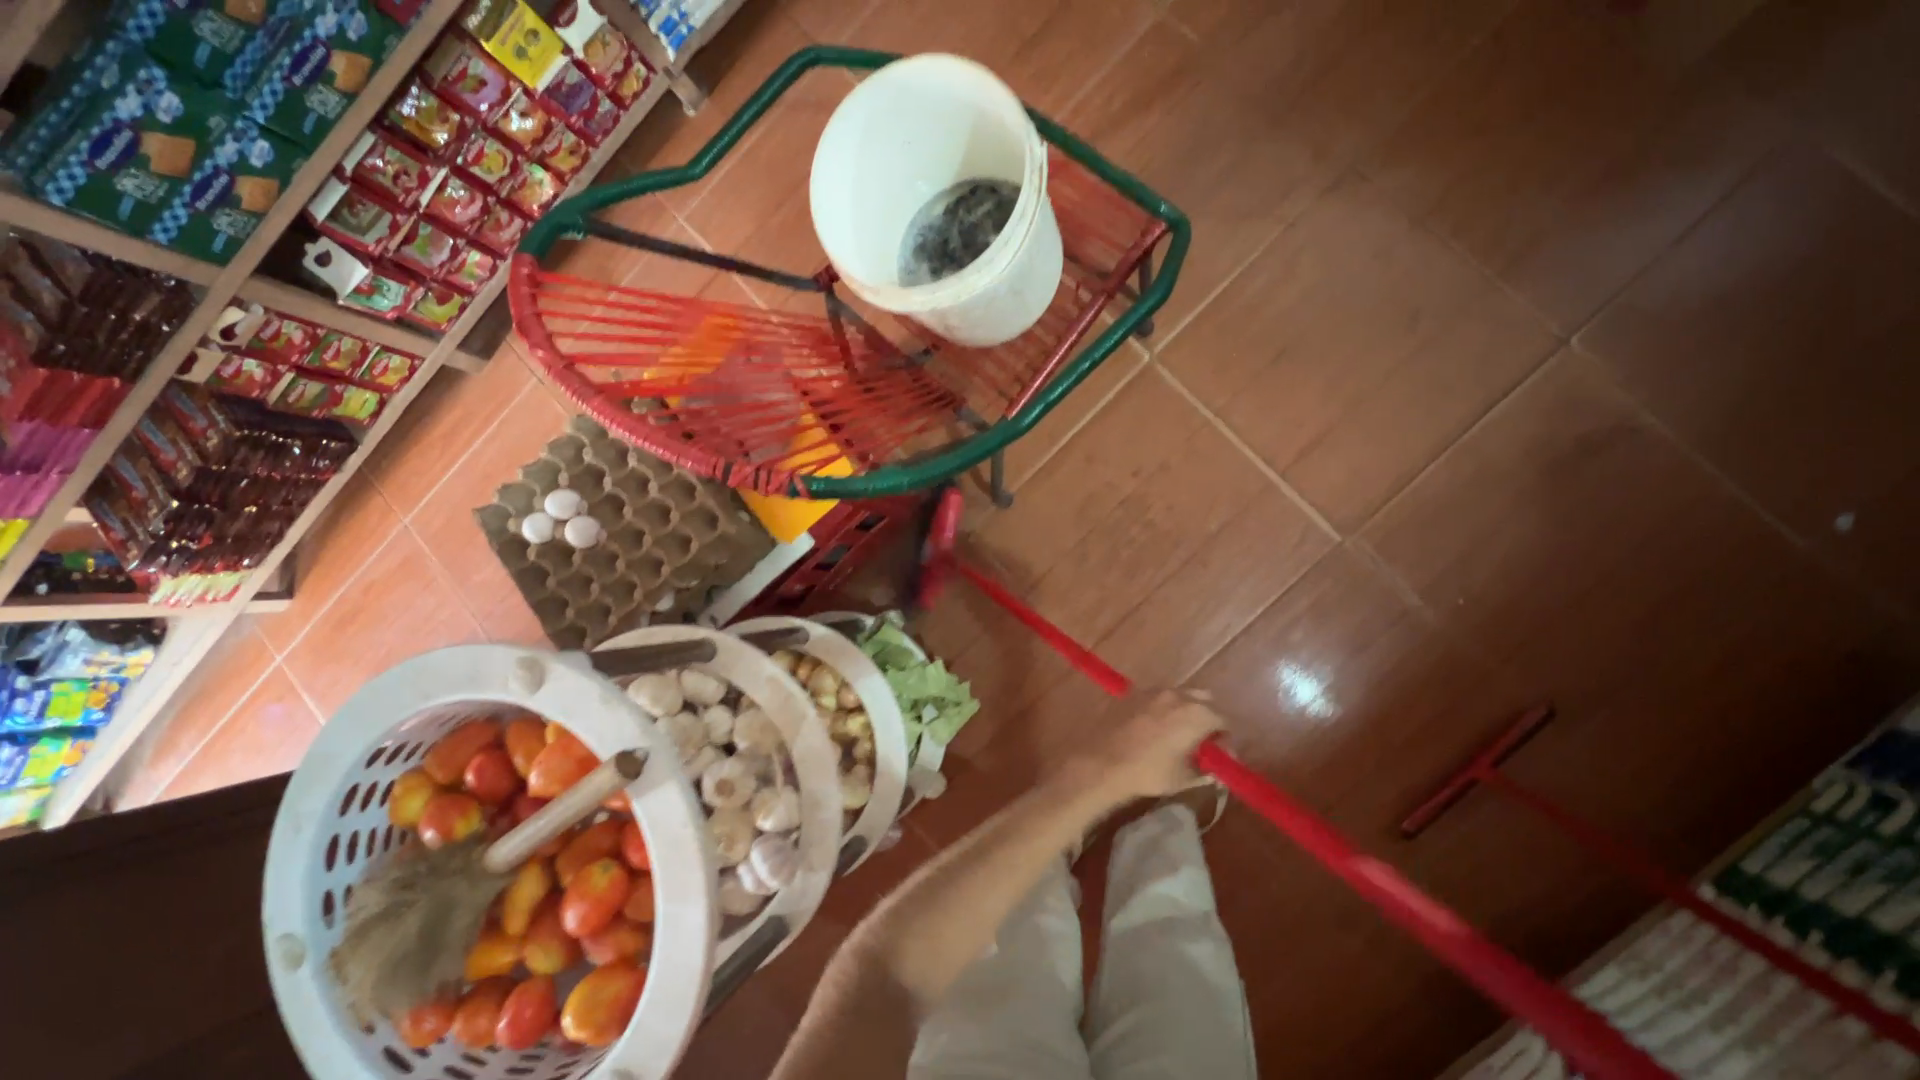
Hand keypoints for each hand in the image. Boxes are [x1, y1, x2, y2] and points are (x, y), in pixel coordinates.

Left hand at [1083, 689, 1224, 798]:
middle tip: (1200, 741)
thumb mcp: (1185, 778)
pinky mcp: (1133, 693)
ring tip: (1176, 734)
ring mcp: (1154, 691)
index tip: (1218, 754)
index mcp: (1198, 714)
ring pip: (1180, 696)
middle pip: (1205, 701)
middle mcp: (1179, 695)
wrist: (1102, 763)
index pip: (1224, 721)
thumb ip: (1207, 770)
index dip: (1224, 739)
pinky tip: (1153, 728)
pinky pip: (1157, 697)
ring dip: (1185, 711)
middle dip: (1208, 718)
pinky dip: (1163, 708)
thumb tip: (1216, 768)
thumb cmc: (1149, 773)